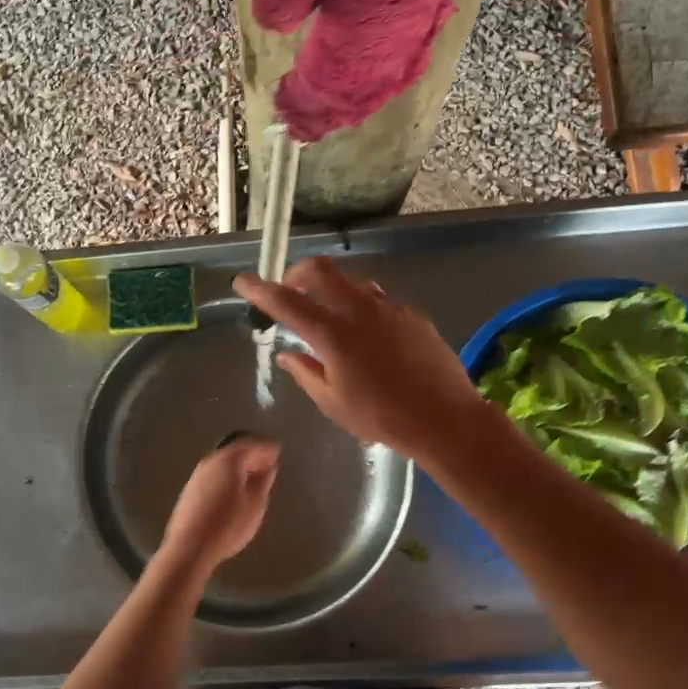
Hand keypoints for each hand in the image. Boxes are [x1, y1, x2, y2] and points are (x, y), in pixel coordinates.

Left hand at [159, 435, 281, 573]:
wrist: (190, 546)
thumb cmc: (229, 524)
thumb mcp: (255, 504)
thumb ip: (263, 482)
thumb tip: (267, 468)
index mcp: (229, 460)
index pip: (252, 446)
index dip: (267, 448)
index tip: (278, 452)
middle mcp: (211, 461)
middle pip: (235, 452)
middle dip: (253, 456)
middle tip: (268, 463)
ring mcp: (197, 475)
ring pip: (223, 463)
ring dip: (239, 467)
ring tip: (253, 477)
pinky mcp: (190, 491)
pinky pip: (214, 475)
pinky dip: (227, 476)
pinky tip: (233, 489)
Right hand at [234, 257, 494, 462]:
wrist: (445, 418)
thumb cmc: (382, 418)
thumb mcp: (333, 402)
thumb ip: (305, 372)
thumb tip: (286, 353)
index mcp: (333, 334)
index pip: (286, 302)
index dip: (260, 289)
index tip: (242, 281)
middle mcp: (359, 310)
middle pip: (321, 270)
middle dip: (297, 273)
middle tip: (289, 290)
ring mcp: (389, 308)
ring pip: (351, 283)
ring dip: (331, 291)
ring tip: (329, 317)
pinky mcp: (411, 314)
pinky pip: (377, 300)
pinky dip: (360, 307)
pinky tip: (366, 336)